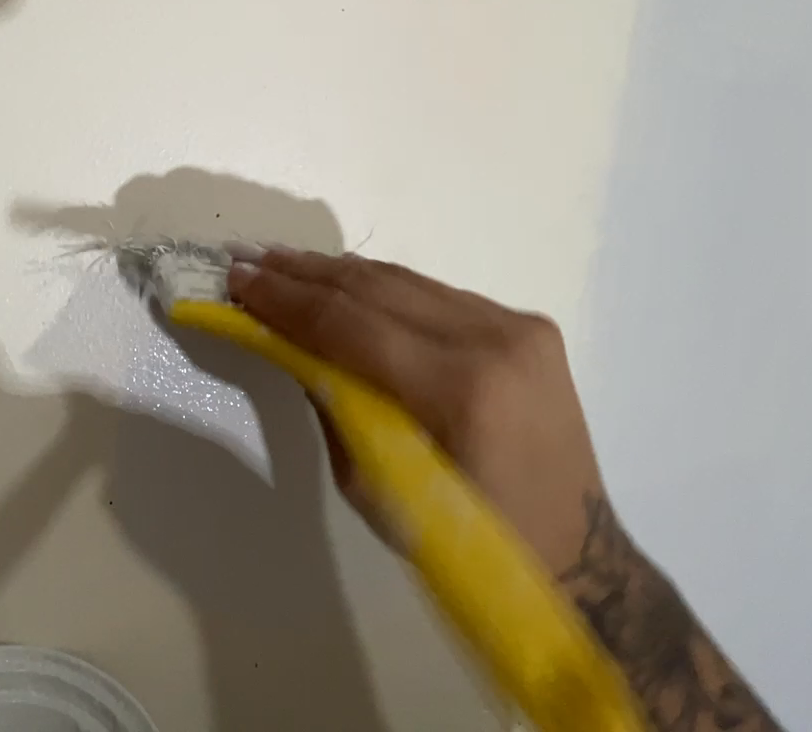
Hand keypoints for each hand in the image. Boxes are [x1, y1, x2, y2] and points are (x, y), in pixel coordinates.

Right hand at [226, 246, 602, 575]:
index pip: (347, 323)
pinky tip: (342, 281)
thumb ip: (332, 403)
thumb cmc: (463, 538)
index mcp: (457, 390)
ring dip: (336, 272)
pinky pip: (432, 293)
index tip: (237, 280)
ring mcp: (515, 326)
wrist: (574, 551)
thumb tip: (291, 345)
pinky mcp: (525, 325)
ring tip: (282, 262)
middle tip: (248, 259)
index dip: (284, 299)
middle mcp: (492, 341)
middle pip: (373, 288)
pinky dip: (380, 287)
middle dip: (302, 273)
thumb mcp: (374, 486)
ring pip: (403, 279)